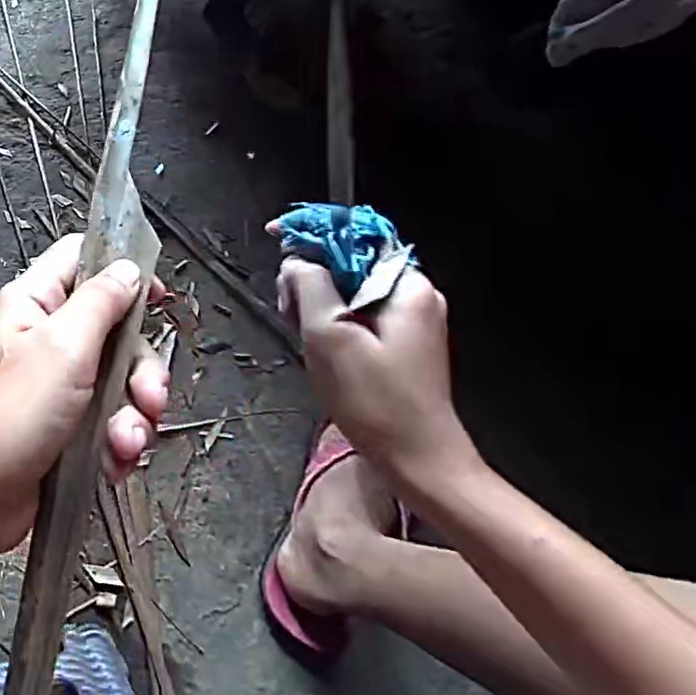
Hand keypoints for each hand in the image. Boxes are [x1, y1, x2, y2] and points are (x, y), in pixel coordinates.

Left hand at [0, 234, 168, 556]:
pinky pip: (107, 423)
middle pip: (115, 328)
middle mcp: (44, 338)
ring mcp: (54, 385)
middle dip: (140, 365)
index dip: (123, 270)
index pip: (83, 259)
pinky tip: (111, 462)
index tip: (158, 297)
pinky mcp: (61, 428)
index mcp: (35, 303)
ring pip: (117, 381)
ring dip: (133, 414)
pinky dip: (117, 443)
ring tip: (122, 441)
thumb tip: (127, 268)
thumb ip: (99, 303)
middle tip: (146, 393)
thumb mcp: (59, 348)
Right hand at [271, 247, 476, 480]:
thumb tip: (297, 261)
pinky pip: (356, 314)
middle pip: (348, 262)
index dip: (313, 234)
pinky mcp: (398, 342)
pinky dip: (331, 322)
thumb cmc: (375, 402)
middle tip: (291, 311)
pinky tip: (320, 347)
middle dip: (312, 278)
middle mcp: (413, 296)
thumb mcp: (328, 334)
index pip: (354, 236)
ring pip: (347, 289)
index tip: (279, 237)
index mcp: (406, 286)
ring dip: (318, 303)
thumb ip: (308, 285)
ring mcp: (407, 320)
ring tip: (305, 335)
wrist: (416, 460)